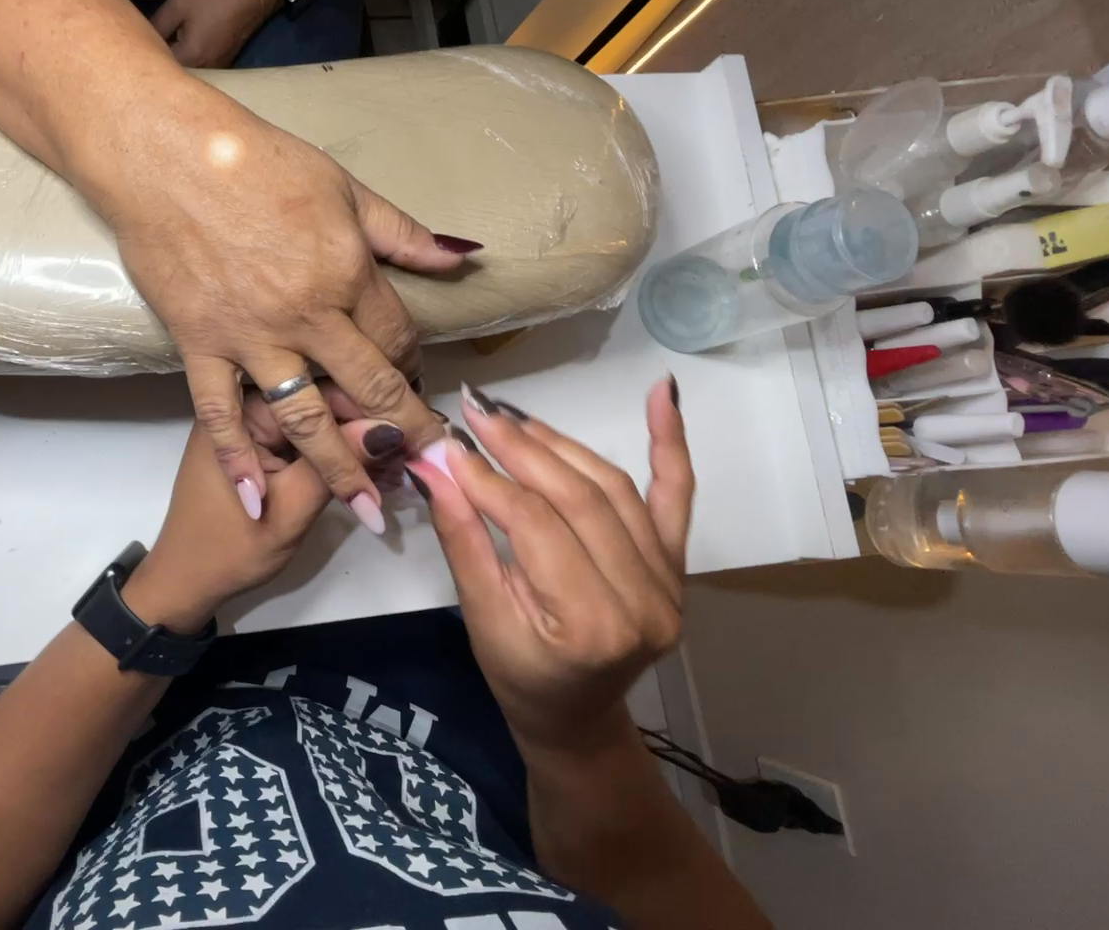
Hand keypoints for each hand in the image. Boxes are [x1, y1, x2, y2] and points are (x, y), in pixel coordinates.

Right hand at [81, 88, 472, 535]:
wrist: (166, 158)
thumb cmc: (257, 163)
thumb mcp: (343, 187)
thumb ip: (404, 232)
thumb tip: (464, 258)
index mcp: (348, 273)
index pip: (398, 338)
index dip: (415, 367)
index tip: (419, 387)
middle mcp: (307, 316)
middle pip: (368, 388)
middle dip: (403, 432)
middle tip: (428, 470)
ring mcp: (252, 338)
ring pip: (305, 416)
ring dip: (340, 467)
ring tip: (369, 510)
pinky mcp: (201, 347)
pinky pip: (221, 413)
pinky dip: (237, 458)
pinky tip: (255, 500)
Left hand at [124, 384, 413, 633]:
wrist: (187, 581)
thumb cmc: (231, 548)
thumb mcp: (291, 509)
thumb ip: (336, 466)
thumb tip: (391, 427)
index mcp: (246, 410)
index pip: (323, 393)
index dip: (376, 412)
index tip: (422, 434)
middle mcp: (250, 403)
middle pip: (326, 404)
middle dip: (374, 432)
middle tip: (420, 456)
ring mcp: (257, 424)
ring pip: (324, 424)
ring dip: (363, 448)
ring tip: (406, 472)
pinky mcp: (265, 446)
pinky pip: (311, 441)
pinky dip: (342, 458)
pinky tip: (379, 476)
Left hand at [150, 0, 280, 68]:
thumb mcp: (178, 3)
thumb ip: (157, 25)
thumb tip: (142, 38)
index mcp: (192, 58)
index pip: (161, 66)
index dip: (148, 56)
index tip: (137, 44)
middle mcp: (207, 70)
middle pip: (176, 73)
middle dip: (162, 61)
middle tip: (147, 45)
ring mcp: (218, 69)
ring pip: (189, 71)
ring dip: (176, 61)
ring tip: (163, 45)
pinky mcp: (224, 63)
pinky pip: (201, 66)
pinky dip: (190, 59)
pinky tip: (183, 45)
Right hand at [408, 379, 693, 756]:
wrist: (576, 715)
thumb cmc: (519, 676)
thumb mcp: (479, 613)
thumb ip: (461, 536)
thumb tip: (432, 464)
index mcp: (591, 623)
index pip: (533, 524)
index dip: (487, 478)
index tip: (448, 444)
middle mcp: (644, 598)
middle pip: (576, 497)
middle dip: (520, 447)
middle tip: (476, 412)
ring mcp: (670, 579)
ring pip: (612, 486)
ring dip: (561, 442)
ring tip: (512, 416)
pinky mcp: (677, 563)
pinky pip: (676, 494)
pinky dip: (670, 442)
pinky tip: (664, 393)